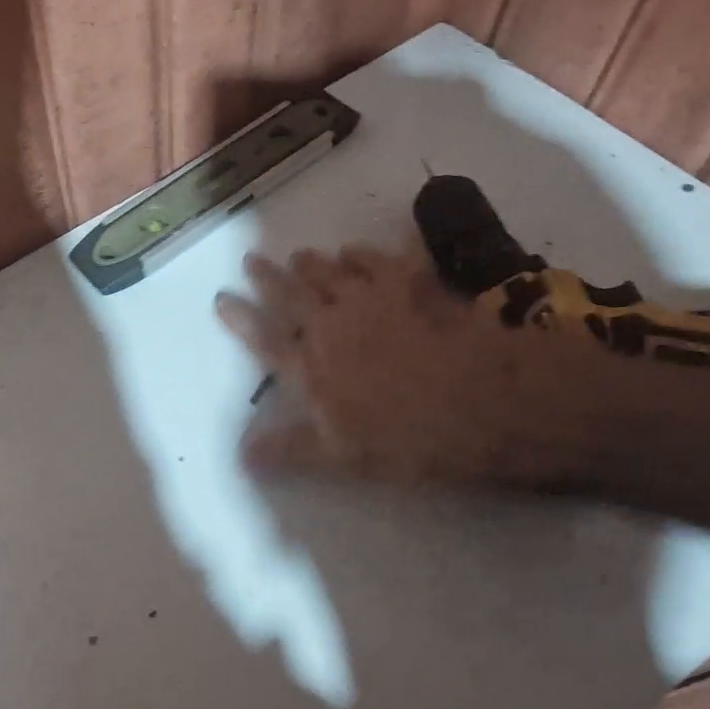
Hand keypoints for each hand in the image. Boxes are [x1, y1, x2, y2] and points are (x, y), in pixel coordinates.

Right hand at [215, 245, 593, 487]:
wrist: (487, 398)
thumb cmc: (412, 438)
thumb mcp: (344, 457)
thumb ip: (291, 449)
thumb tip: (241, 453)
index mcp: (311, 366)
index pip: (264, 338)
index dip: (240, 319)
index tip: (222, 298)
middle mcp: (332, 324)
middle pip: (291, 294)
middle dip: (268, 277)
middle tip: (251, 259)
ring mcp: (372, 299)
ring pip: (329, 272)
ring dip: (309, 263)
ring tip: (297, 255)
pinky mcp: (412, 286)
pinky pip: (375, 261)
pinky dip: (359, 254)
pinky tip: (356, 250)